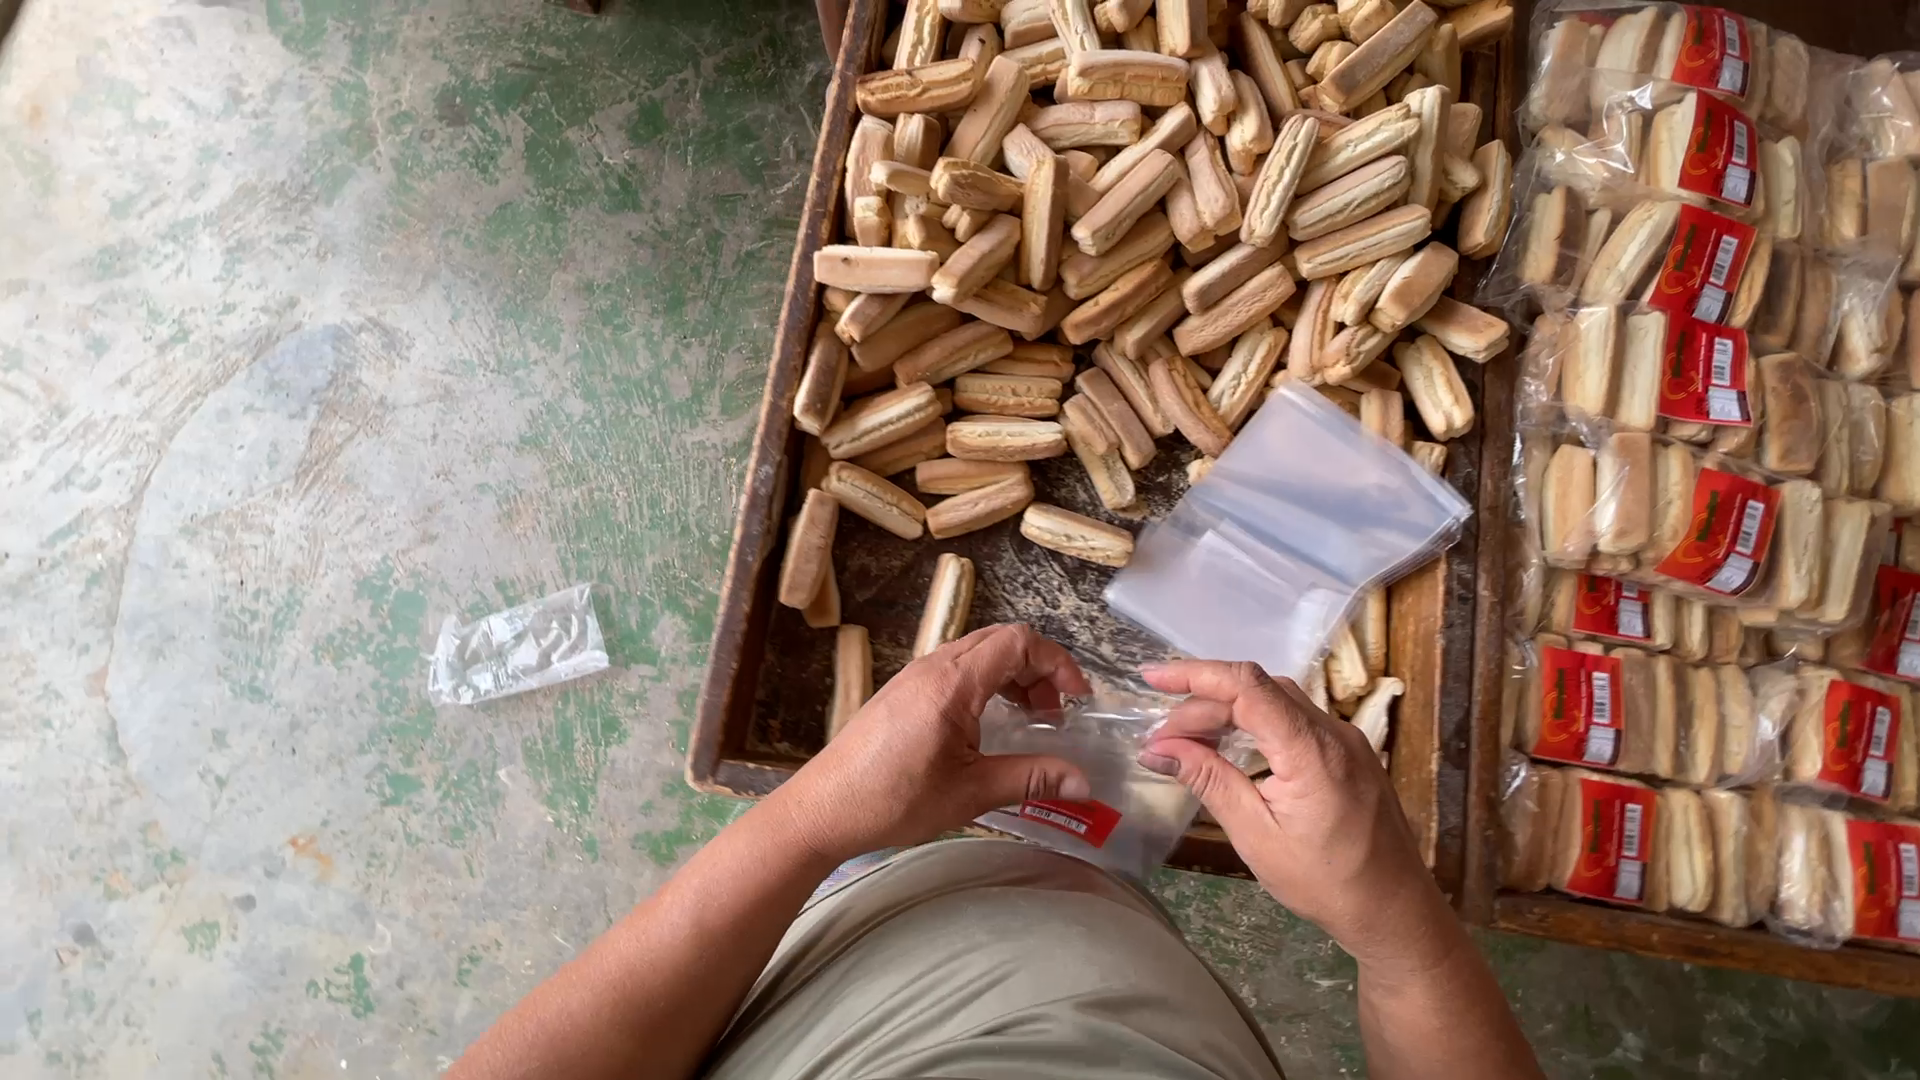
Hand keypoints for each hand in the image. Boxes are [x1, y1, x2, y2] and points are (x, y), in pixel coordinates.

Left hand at [768, 624, 1093, 864]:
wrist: (824, 807)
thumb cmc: (897, 799)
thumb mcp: (971, 791)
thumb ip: (1032, 779)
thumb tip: (1085, 785)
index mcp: (953, 681)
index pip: (1018, 641)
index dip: (1057, 662)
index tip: (1077, 699)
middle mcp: (935, 664)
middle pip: (1001, 639)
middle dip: (1039, 667)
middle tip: (1054, 712)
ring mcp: (915, 674)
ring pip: (979, 651)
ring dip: (1013, 674)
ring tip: (1029, 717)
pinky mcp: (904, 689)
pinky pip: (957, 666)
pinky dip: (987, 681)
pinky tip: (990, 721)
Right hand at [1138, 661, 1458, 975]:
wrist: (1398, 914)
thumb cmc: (1326, 884)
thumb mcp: (1257, 836)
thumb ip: (1208, 781)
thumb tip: (1156, 749)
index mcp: (1312, 751)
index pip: (1246, 687)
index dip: (1195, 674)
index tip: (1150, 678)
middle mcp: (1332, 731)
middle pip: (1255, 689)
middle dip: (1201, 703)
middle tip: (1161, 737)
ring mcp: (1343, 737)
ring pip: (1272, 698)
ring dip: (1224, 709)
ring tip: (1185, 737)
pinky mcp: (1345, 749)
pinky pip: (1289, 716)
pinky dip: (1250, 720)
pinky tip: (1226, 743)